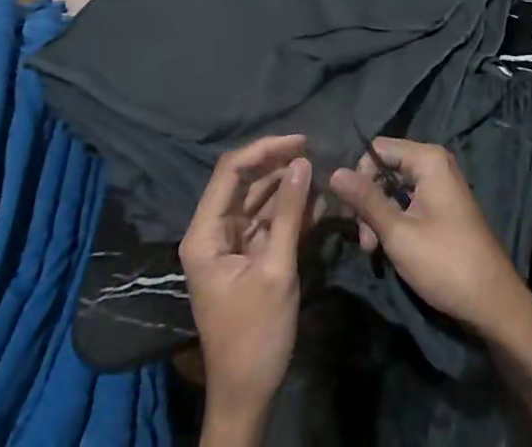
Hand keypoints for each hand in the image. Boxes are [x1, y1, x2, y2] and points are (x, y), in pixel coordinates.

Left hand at [180, 135, 311, 443]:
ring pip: (262, 199)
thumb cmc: (256, 332)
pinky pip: (272, 221)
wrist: (247, 389)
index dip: (265, 149)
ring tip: (326, 179)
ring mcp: (233, 243)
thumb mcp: (277, 269)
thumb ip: (290, 213)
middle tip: (320, 156)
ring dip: (292, 188)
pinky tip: (321, 205)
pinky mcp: (250, 254)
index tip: (303, 141)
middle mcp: (214, 232)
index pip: (230, 172)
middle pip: (245, 181)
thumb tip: (304, 163)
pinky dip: (294, 211)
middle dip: (282, 166)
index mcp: (206, 234)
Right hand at [328, 138, 531, 340]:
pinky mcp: (441, 208)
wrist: (489, 298)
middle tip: (364, 239)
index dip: (360, 176)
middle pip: (386, 169)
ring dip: (378, 217)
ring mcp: (440, 187)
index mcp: (429, 159)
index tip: (349, 211)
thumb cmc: (444, 261)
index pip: (379, 149)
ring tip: (373, 250)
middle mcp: (436, 165)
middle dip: (368, 201)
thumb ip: (366, 201)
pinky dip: (394, 223)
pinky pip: (408, 203)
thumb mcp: (398, 232)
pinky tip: (385, 248)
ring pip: (394, 190)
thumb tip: (335, 172)